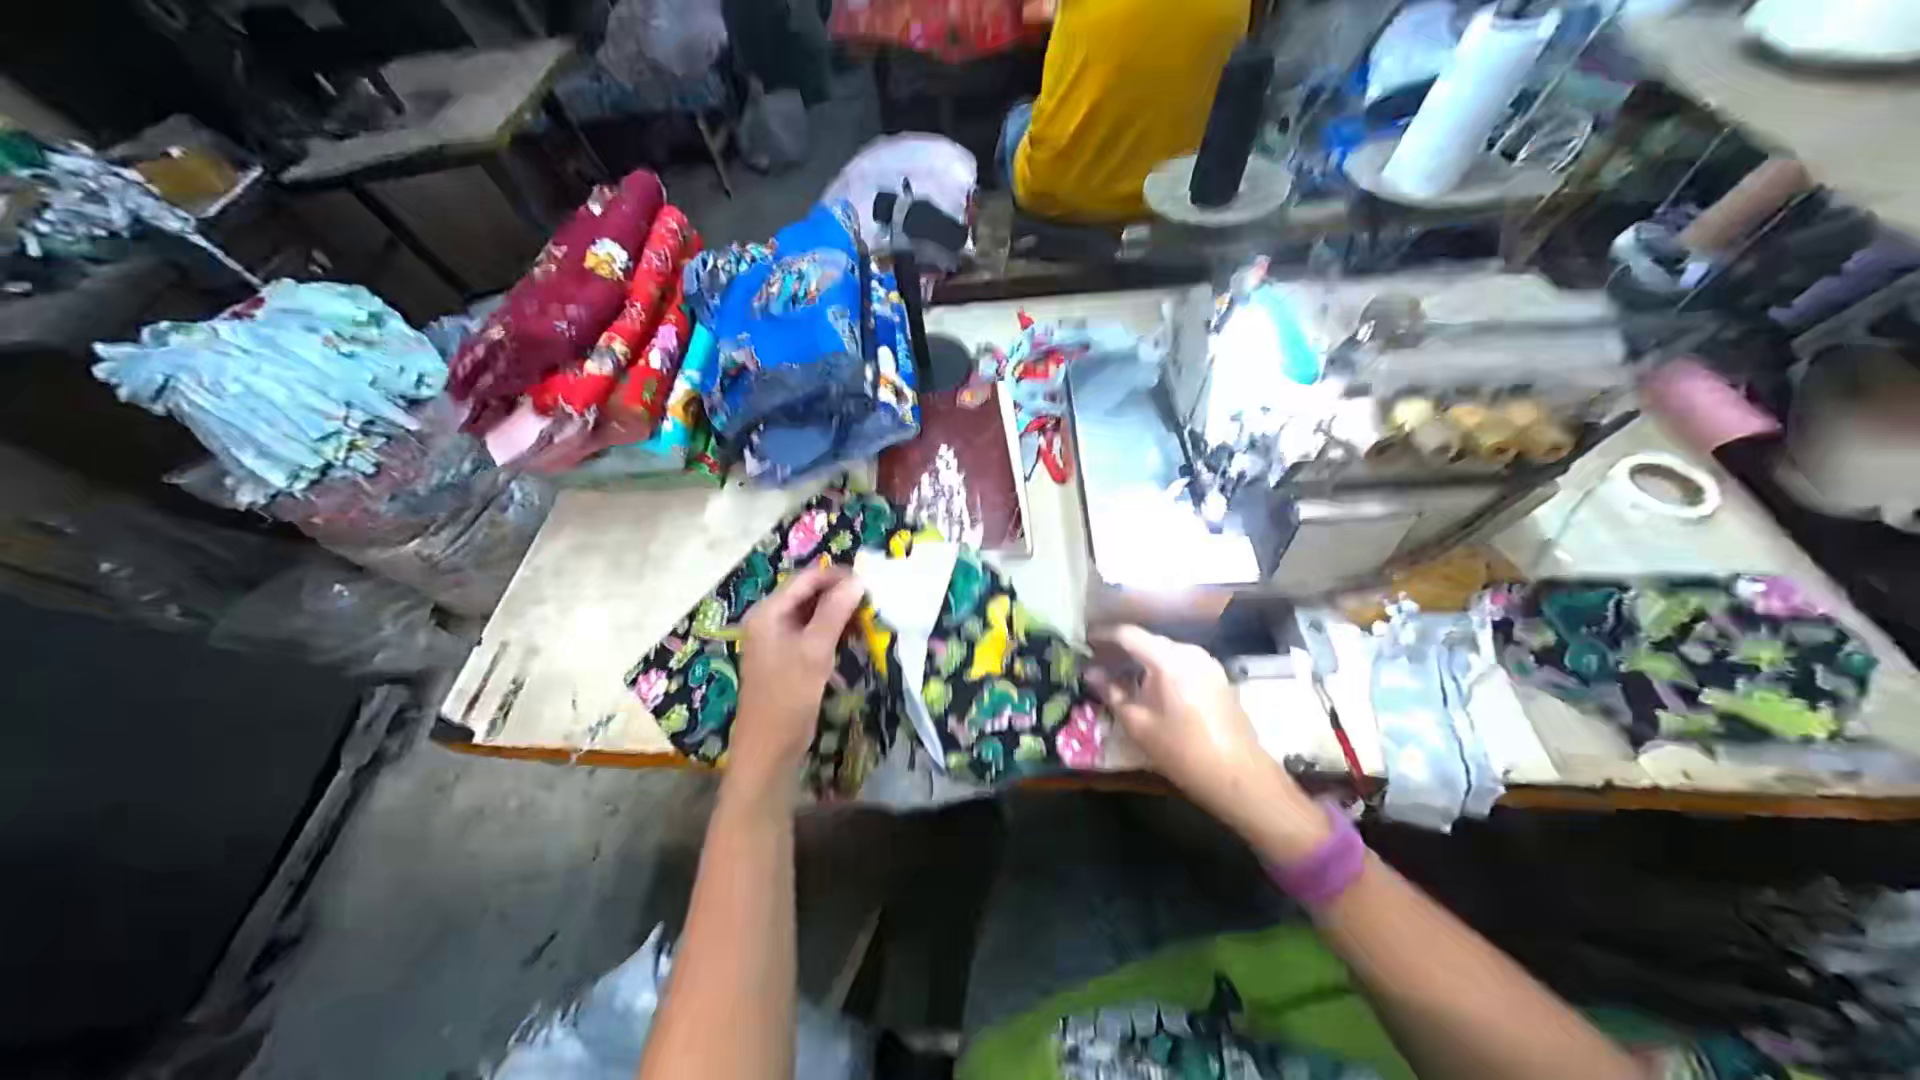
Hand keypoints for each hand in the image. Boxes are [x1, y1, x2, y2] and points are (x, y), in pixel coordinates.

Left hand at [729, 565, 866, 793]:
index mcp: (768, 612)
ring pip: (814, 613)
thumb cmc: (788, 698)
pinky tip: (855, 637)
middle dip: (841, 594)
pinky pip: (813, 633)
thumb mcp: (814, 652)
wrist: (768, 750)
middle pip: (809, 593)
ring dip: (840, 613)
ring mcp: (778, 639)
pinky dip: (833, 631)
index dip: (838, 575)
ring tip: (869, 618)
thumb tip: (858, 580)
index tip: (871, 580)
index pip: (806, 578)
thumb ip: (835, 612)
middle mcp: (770, 619)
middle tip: (874, 600)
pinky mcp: (788, 657)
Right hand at [1088, 625, 1327, 859]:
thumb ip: (1111, 692)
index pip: (1129, 634)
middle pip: (1149, 640)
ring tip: (1120, 672)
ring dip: (1142, 658)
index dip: (1103, 634)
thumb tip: (1091, 673)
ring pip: (1166, 651)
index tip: (1085, 640)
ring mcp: (1208, 662)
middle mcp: (1190, 652)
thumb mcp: (1137, 723)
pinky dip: (1161, 667)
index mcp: (1168, 659)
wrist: (1238, 775)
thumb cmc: (1182, 751)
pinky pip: (1182, 662)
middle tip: (1098, 660)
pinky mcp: (1217, 676)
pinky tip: (1149, 684)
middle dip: (1122, 648)